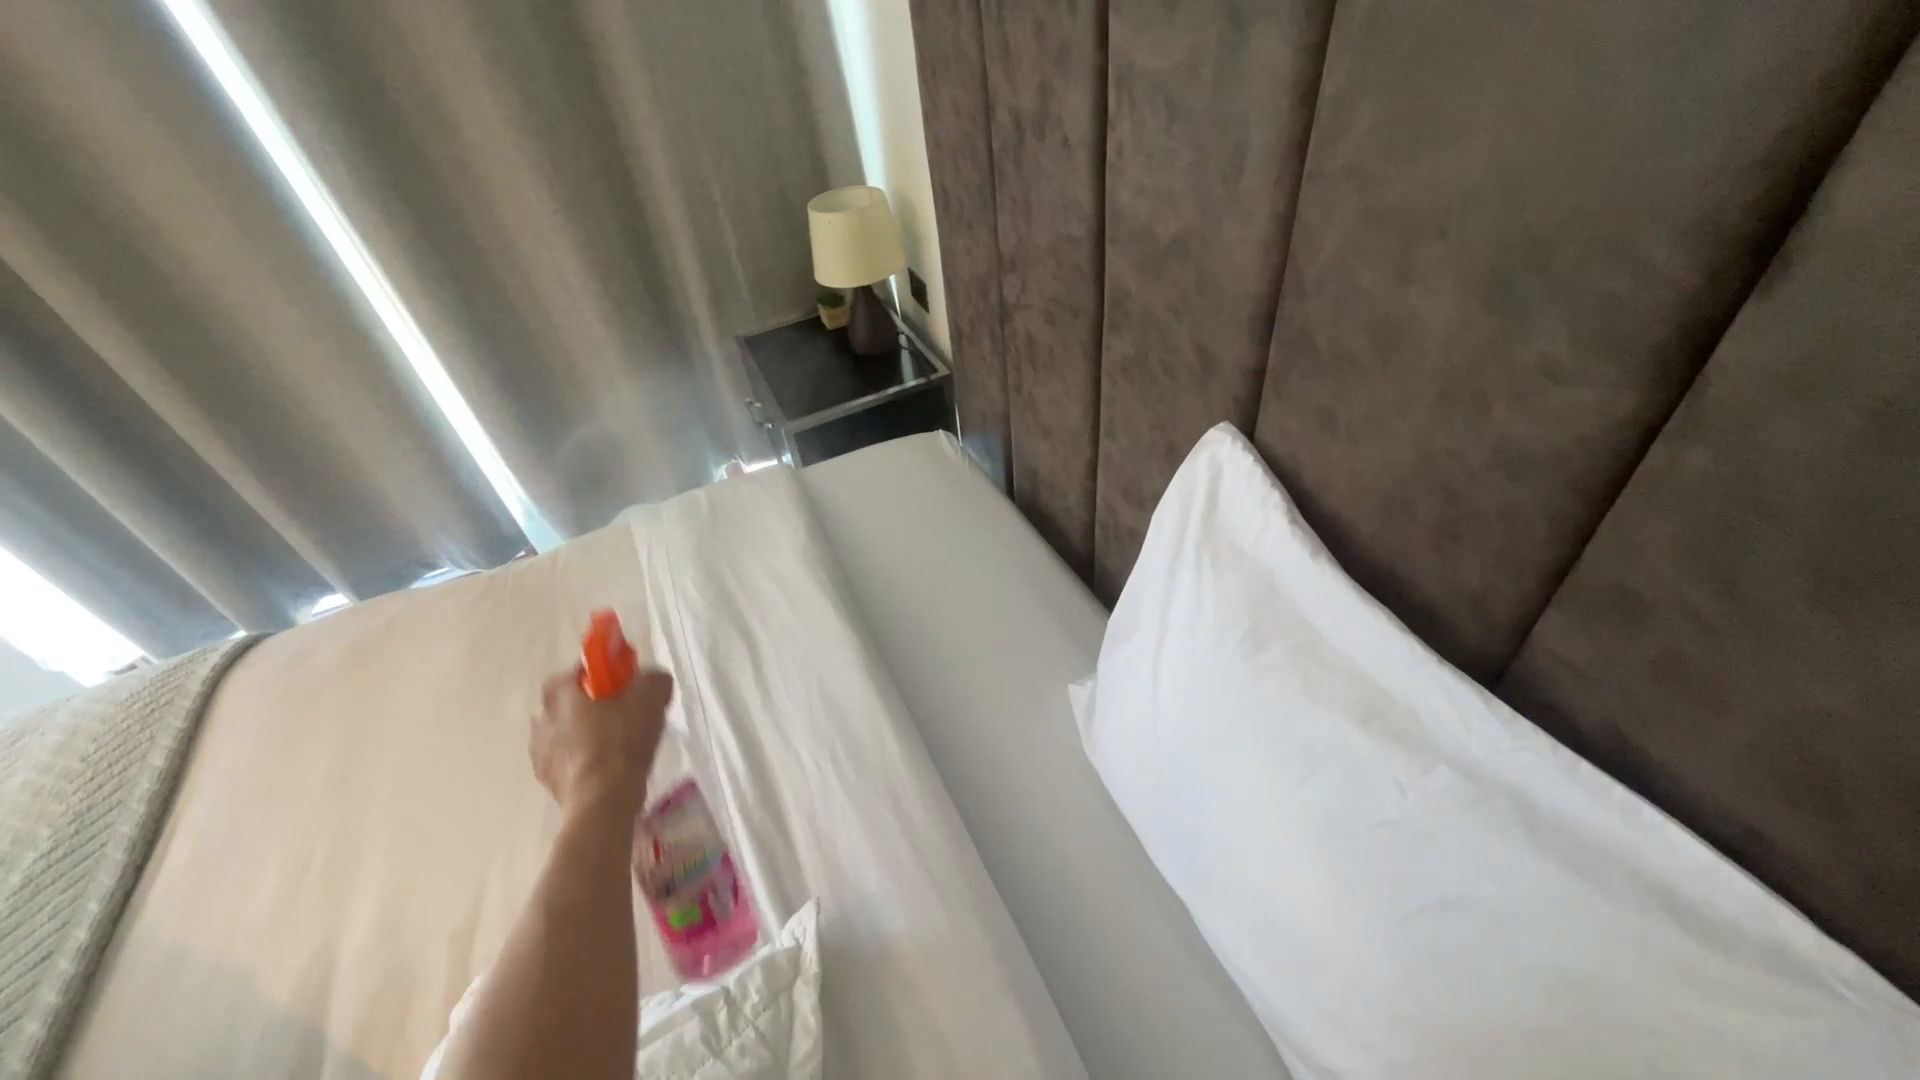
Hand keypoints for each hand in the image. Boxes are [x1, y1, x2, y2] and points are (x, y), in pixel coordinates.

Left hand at [531, 666, 673, 821]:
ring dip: (592, 732)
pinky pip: (570, 757)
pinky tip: (610, 767)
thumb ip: (654, 679)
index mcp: (559, 688)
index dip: (615, 676)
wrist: (602, 799)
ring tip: (623, 746)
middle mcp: (541, 713)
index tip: (635, 690)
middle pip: (578, 700)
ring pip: (573, 729)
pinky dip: (587, 758)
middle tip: (632, 716)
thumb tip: (654, 681)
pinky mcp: (545, 776)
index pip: (589, 669)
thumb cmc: (622, 740)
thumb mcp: (651, 697)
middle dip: (602, 704)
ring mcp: (538, 748)